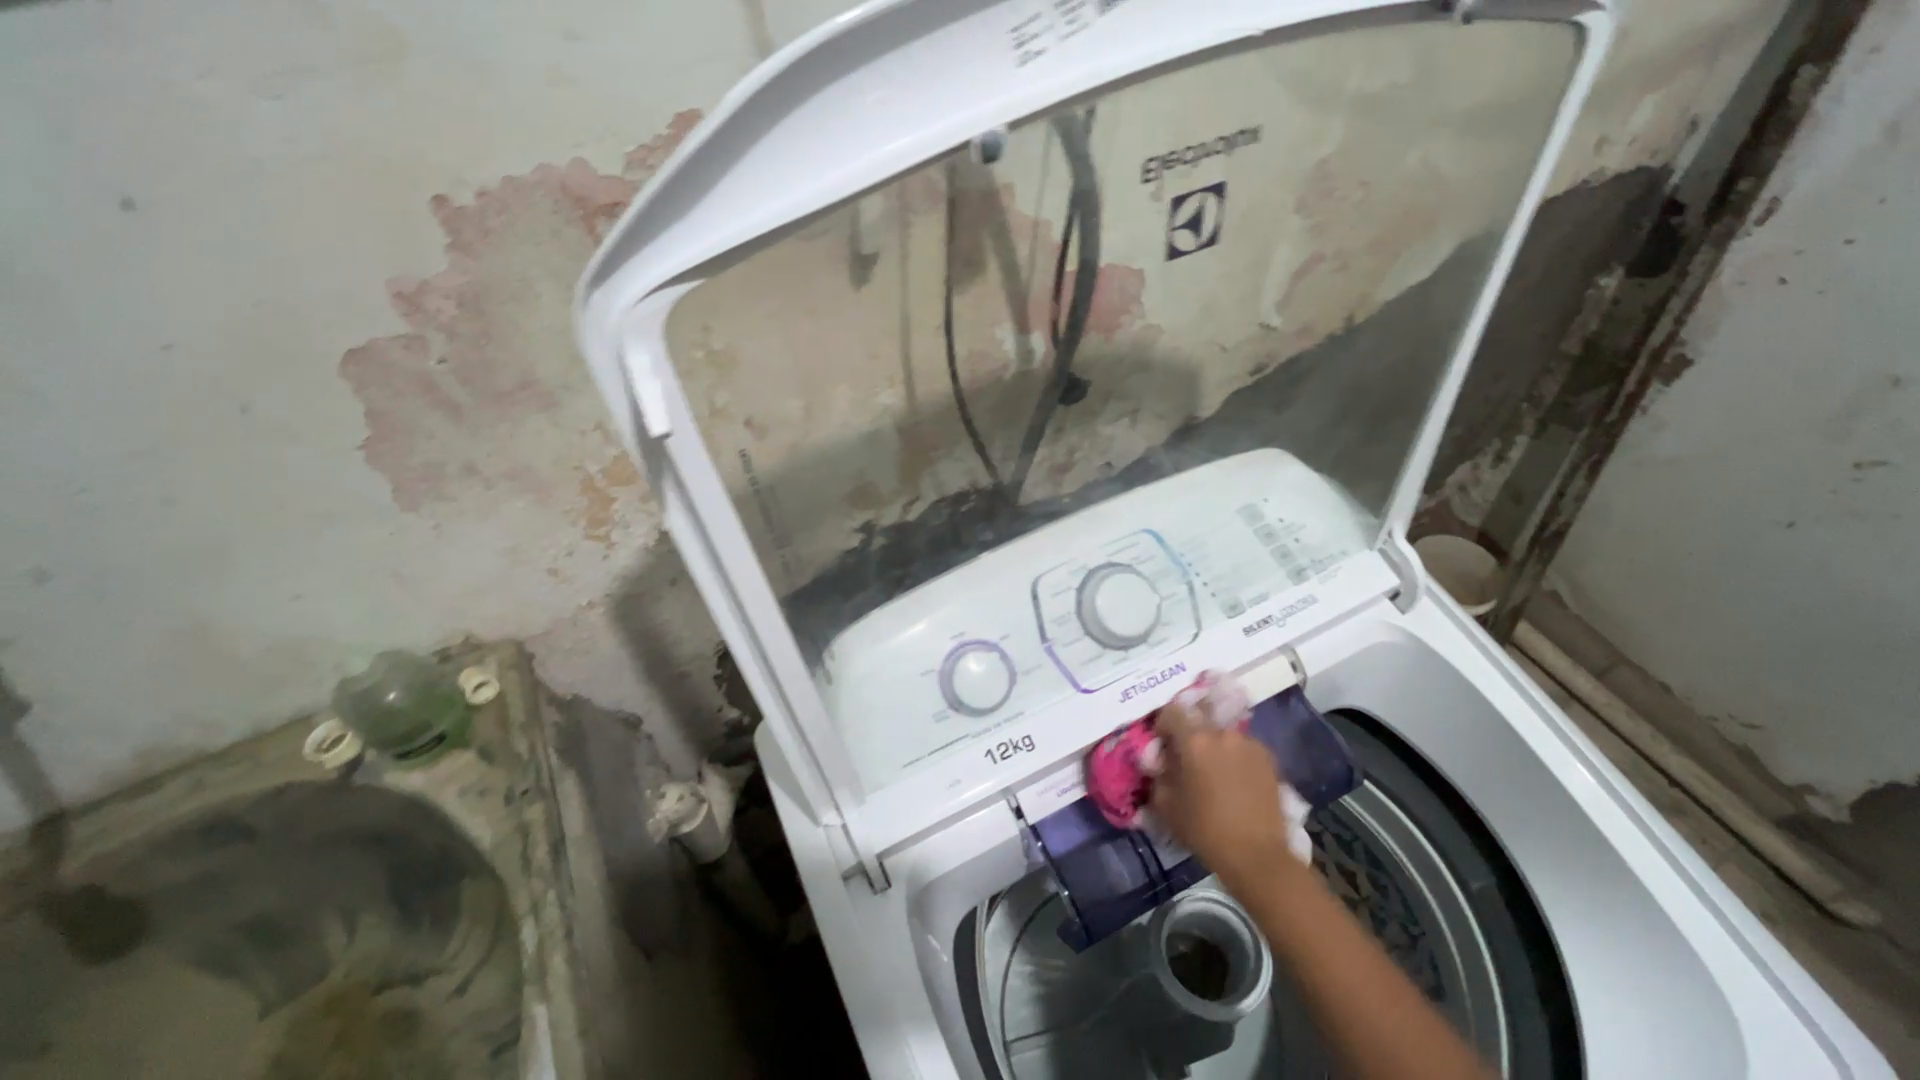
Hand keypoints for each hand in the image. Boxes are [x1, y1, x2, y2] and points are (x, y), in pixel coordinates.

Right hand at [1149, 695, 1302, 892]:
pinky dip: (1234, 755)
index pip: (1173, 711)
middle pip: (1201, 715)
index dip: (1164, 724)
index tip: (1163, 744)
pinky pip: (1243, 747)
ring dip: (1214, 743)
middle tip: (1187, 754)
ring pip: (1224, 732)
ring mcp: (1249, 743)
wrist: (1257, 854)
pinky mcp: (1268, 758)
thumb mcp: (1166, 805)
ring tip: (1214, 770)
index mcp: (1195, 740)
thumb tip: (1161, 762)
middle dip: (1190, 729)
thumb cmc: (1205, 829)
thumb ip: (1159, 775)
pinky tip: (1235, 780)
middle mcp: (1223, 733)